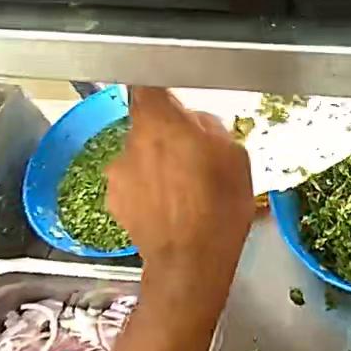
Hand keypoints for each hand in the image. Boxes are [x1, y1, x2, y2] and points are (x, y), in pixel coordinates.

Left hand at [105, 87, 253, 279]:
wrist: (191, 263)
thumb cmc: (219, 206)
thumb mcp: (235, 157)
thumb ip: (211, 129)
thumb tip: (197, 124)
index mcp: (158, 123)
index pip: (148, 88)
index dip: (164, 95)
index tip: (178, 105)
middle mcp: (129, 144)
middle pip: (147, 126)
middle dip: (168, 136)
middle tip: (196, 157)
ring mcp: (117, 175)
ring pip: (140, 158)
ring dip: (158, 166)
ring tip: (186, 190)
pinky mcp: (114, 203)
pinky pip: (134, 185)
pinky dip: (149, 191)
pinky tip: (172, 208)